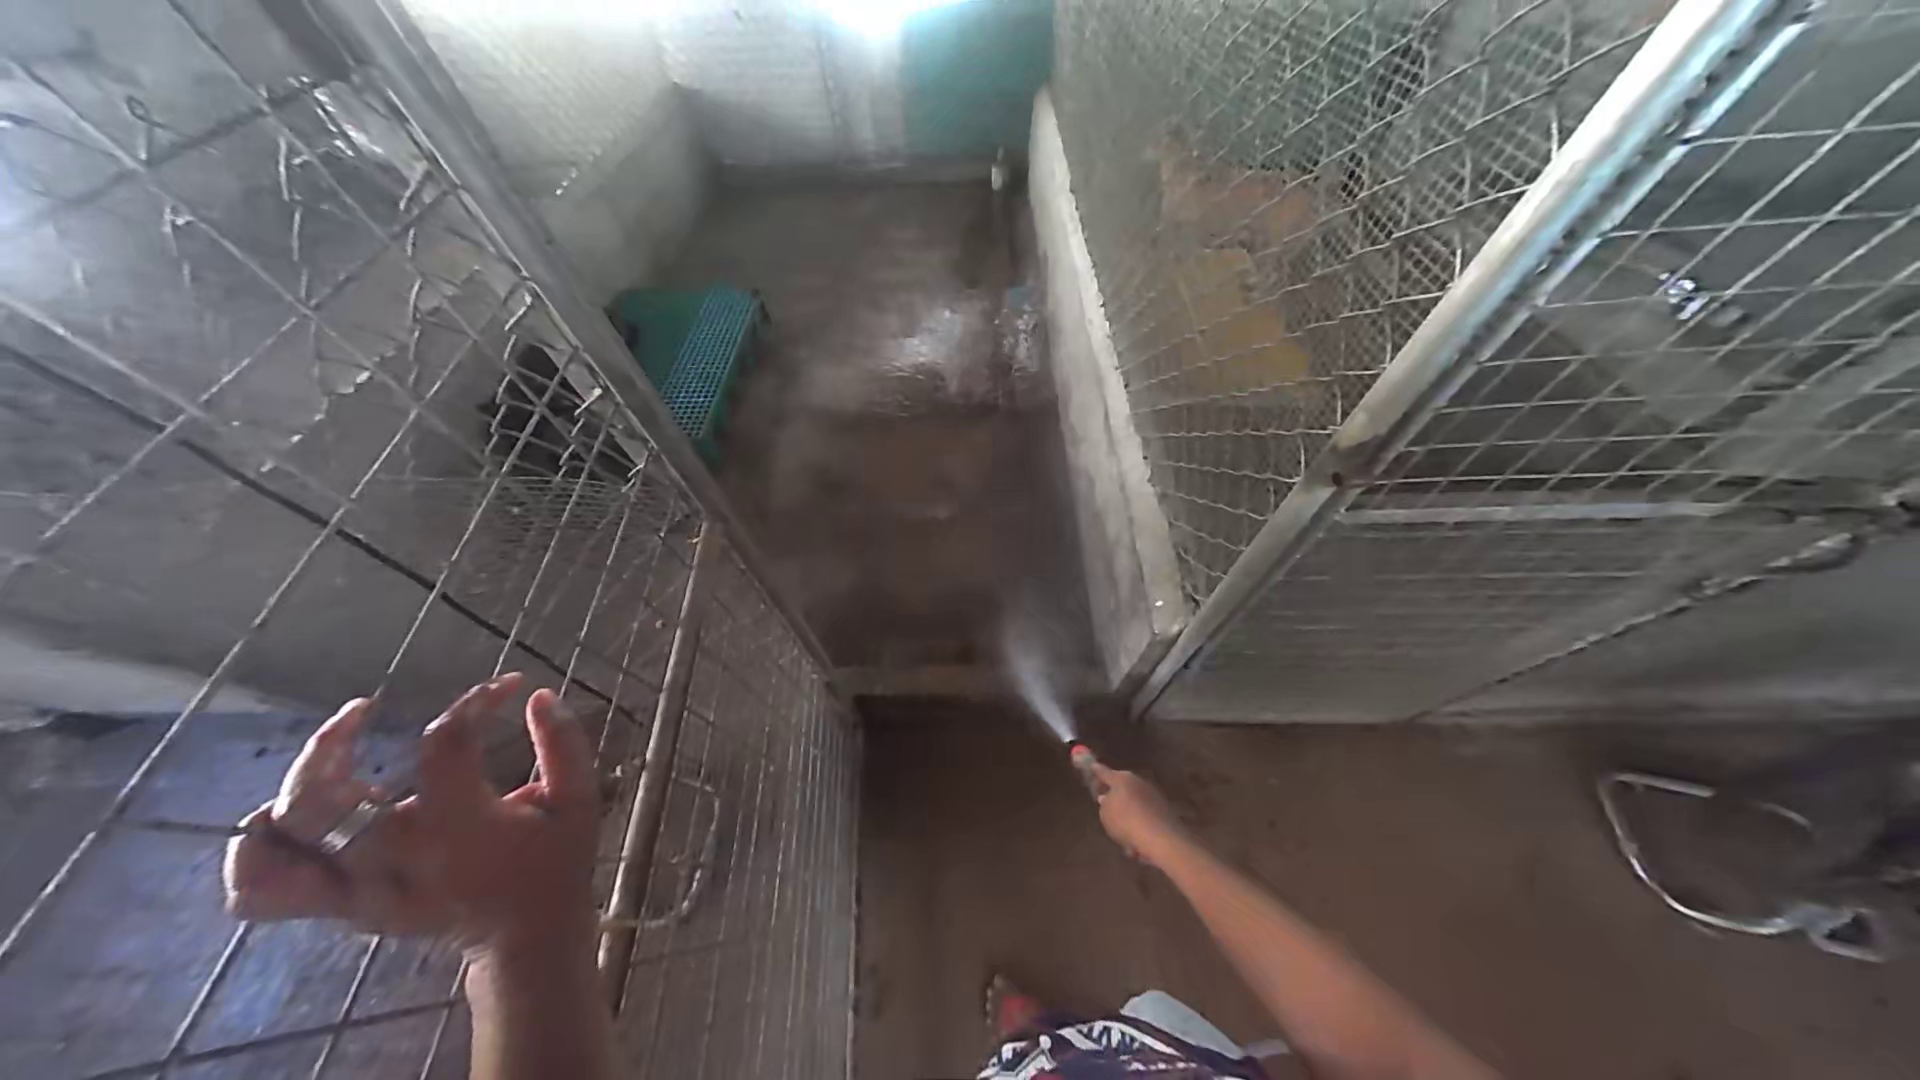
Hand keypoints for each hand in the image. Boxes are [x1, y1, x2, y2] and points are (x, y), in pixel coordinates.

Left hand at [223, 673, 599, 959]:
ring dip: (289, 793)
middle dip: (332, 741)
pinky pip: (263, 892)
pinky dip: (259, 853)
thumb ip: (564, 744)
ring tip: (329, 760)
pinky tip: (289, 819)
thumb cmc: (557, 862)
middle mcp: (397, 860)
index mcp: (462, 829)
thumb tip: (539, 696)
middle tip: (364, 709)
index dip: (475, 701)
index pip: (446, 744)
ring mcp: (360, 892)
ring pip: (272, 848)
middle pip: (318, 800)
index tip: (508, 686)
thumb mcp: (579, 800)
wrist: (529, 936)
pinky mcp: (344, 909)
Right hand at [1089, 760, 1191, 866]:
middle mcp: (1139, 782)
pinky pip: (1146, 817)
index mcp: (1121, 778)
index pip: (1103, 772)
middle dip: (1115, 796)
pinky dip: (1141, 826)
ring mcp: (1154, 796)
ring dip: (1129, 814)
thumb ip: (1104, 804)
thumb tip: (1106, 798)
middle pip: (1122, 787)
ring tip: (1123, 833)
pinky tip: (1136, 843)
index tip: (1091, 766)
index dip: (1095, 771)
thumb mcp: (1104, 814)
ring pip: (1135, 803)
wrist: (1162, 839)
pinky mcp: (1165, 811)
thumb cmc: (1126, 822)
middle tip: (1106, 807)